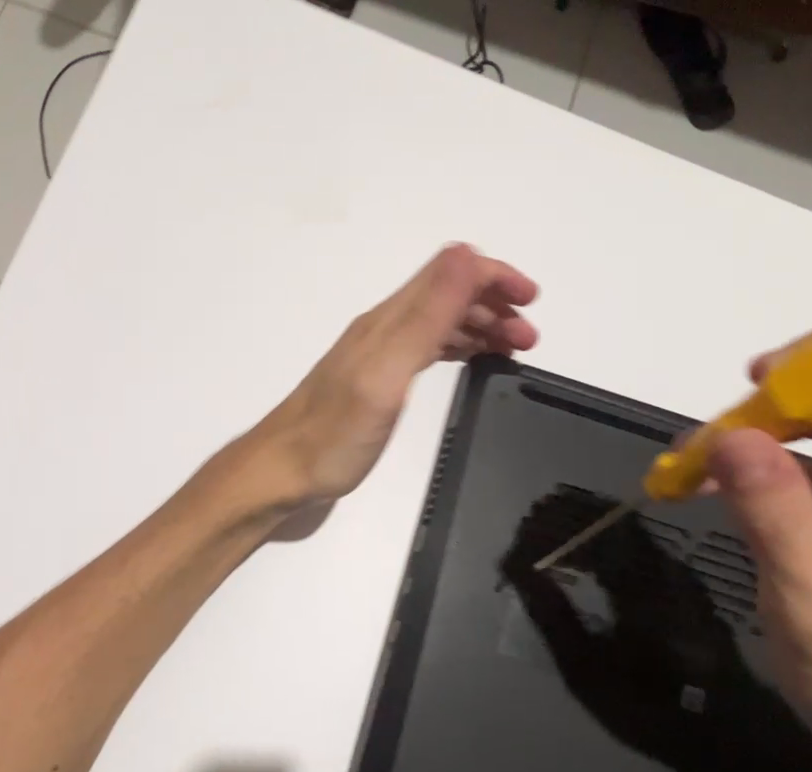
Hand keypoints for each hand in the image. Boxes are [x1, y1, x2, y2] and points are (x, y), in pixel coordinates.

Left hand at [244, 244, 537, 507]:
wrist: (279, 475)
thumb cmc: (333, 437)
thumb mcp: (385, 376)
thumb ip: (425, 318)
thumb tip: (466, 255)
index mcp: (387, 323)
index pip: (448, 273)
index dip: (494, 276)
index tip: (531, 302)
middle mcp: (382, 331)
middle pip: (447, 294)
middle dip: (494, 304)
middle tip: (529, 338)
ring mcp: (376, 358)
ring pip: (438, 322)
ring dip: (480, 325)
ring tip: (513, 351)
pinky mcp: (373, 385)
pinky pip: (426, 350)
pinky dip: (458, 347)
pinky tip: (470, 363)